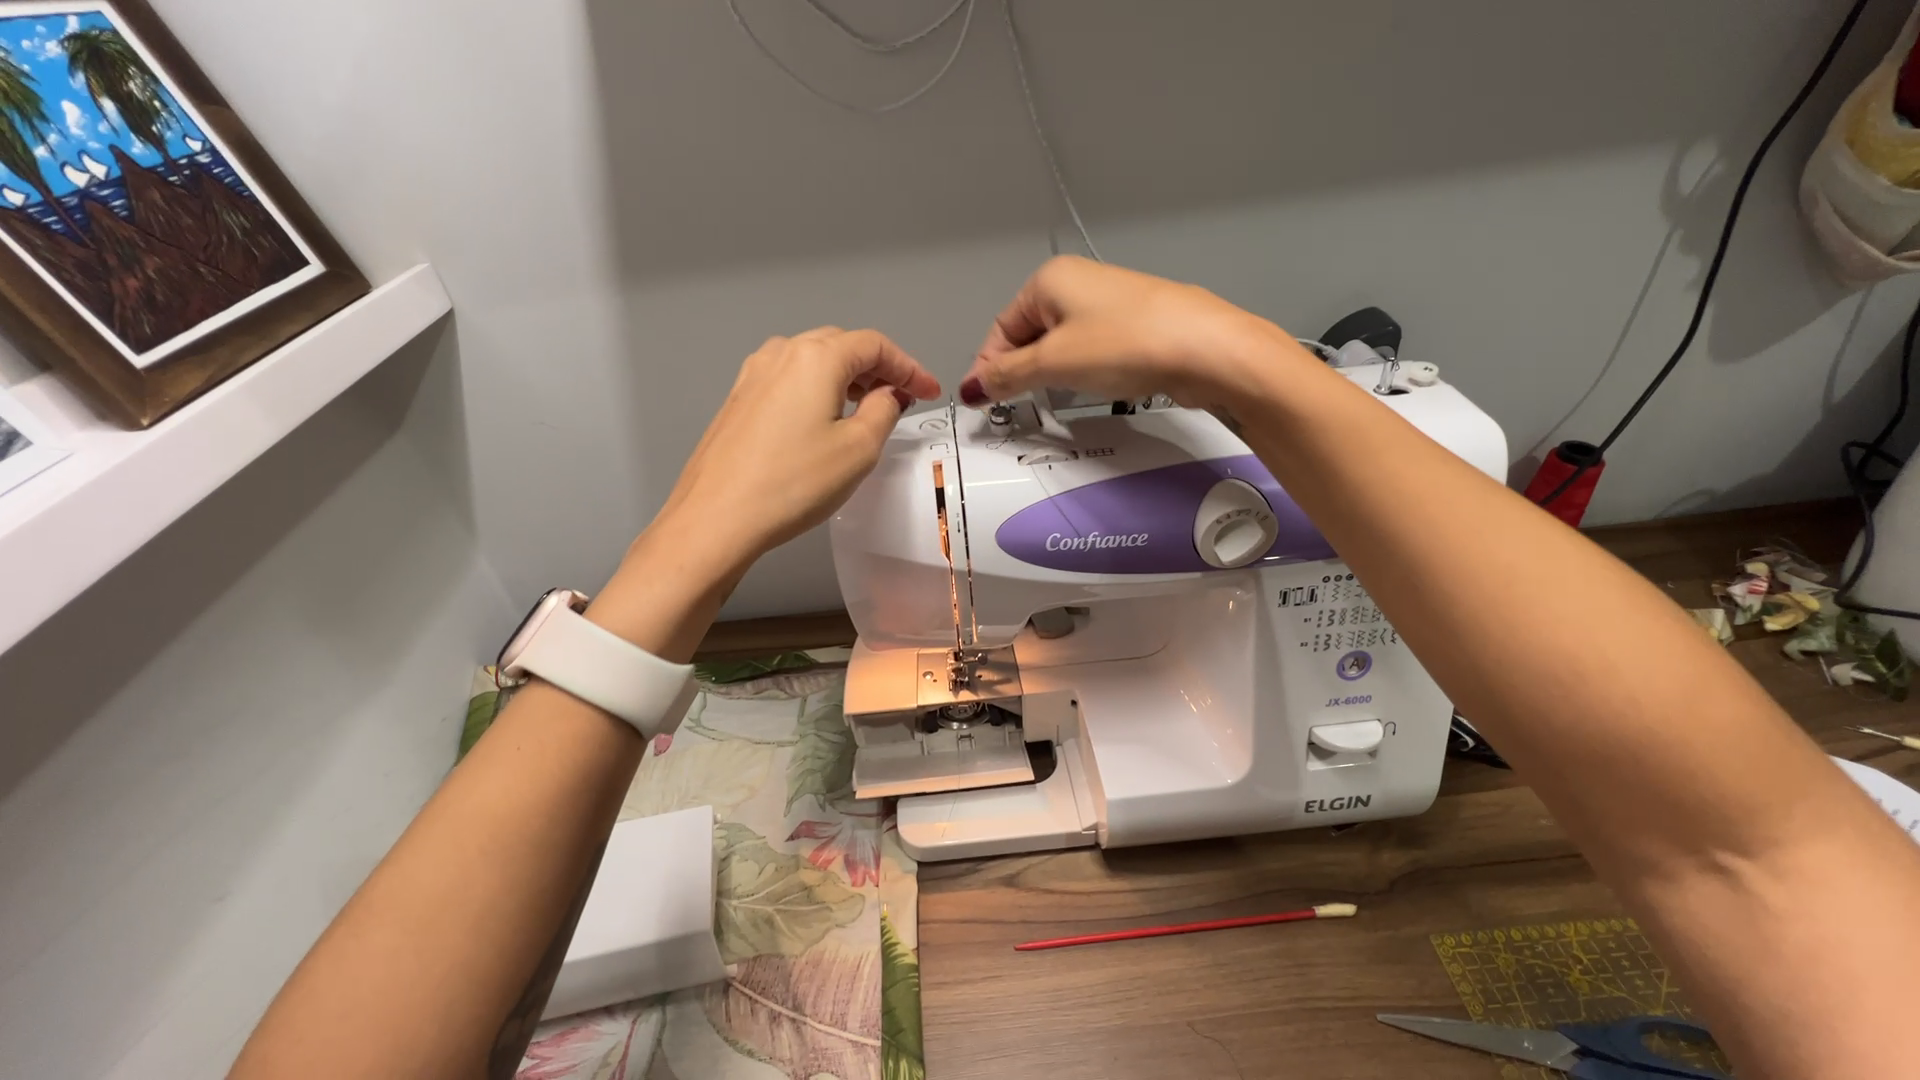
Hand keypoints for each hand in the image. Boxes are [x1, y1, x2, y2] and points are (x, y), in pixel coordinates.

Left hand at [657, 326, 941, 565]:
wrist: (716, 518)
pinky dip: (816, 389)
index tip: (930, 391)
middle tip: (902, 397)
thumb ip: (883, 411)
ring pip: (811, 360)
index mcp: (816, 357)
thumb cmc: (794, 483)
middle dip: (877, 367)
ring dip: (845, 376)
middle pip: (841, 345)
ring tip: (867, 406)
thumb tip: (887, 394)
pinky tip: (823, 418)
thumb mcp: (858, 449)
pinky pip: (789, 380)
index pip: (875, 345)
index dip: (908, 366)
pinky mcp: (737, 400)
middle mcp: (781, 353)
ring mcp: (753, 375)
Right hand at [960, 256, 1309, 411]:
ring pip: (1063, 345)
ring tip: (1058, 399)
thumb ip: (1007, 376)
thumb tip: (969, 387)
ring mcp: (1110, 302)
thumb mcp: (1053, 363)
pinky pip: (1093, 350)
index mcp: (1048, 280)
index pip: (1001, 328)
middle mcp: (1077, 282)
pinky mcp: (1137, 324)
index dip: (988, 368)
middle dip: (1022, 371)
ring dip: (1053, 374)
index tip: (984, 405)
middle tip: (1022, 407)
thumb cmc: (1121, 346)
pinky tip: (1095, 388)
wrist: (1206, 348)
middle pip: (1030, 335)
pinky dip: (1085, 371)